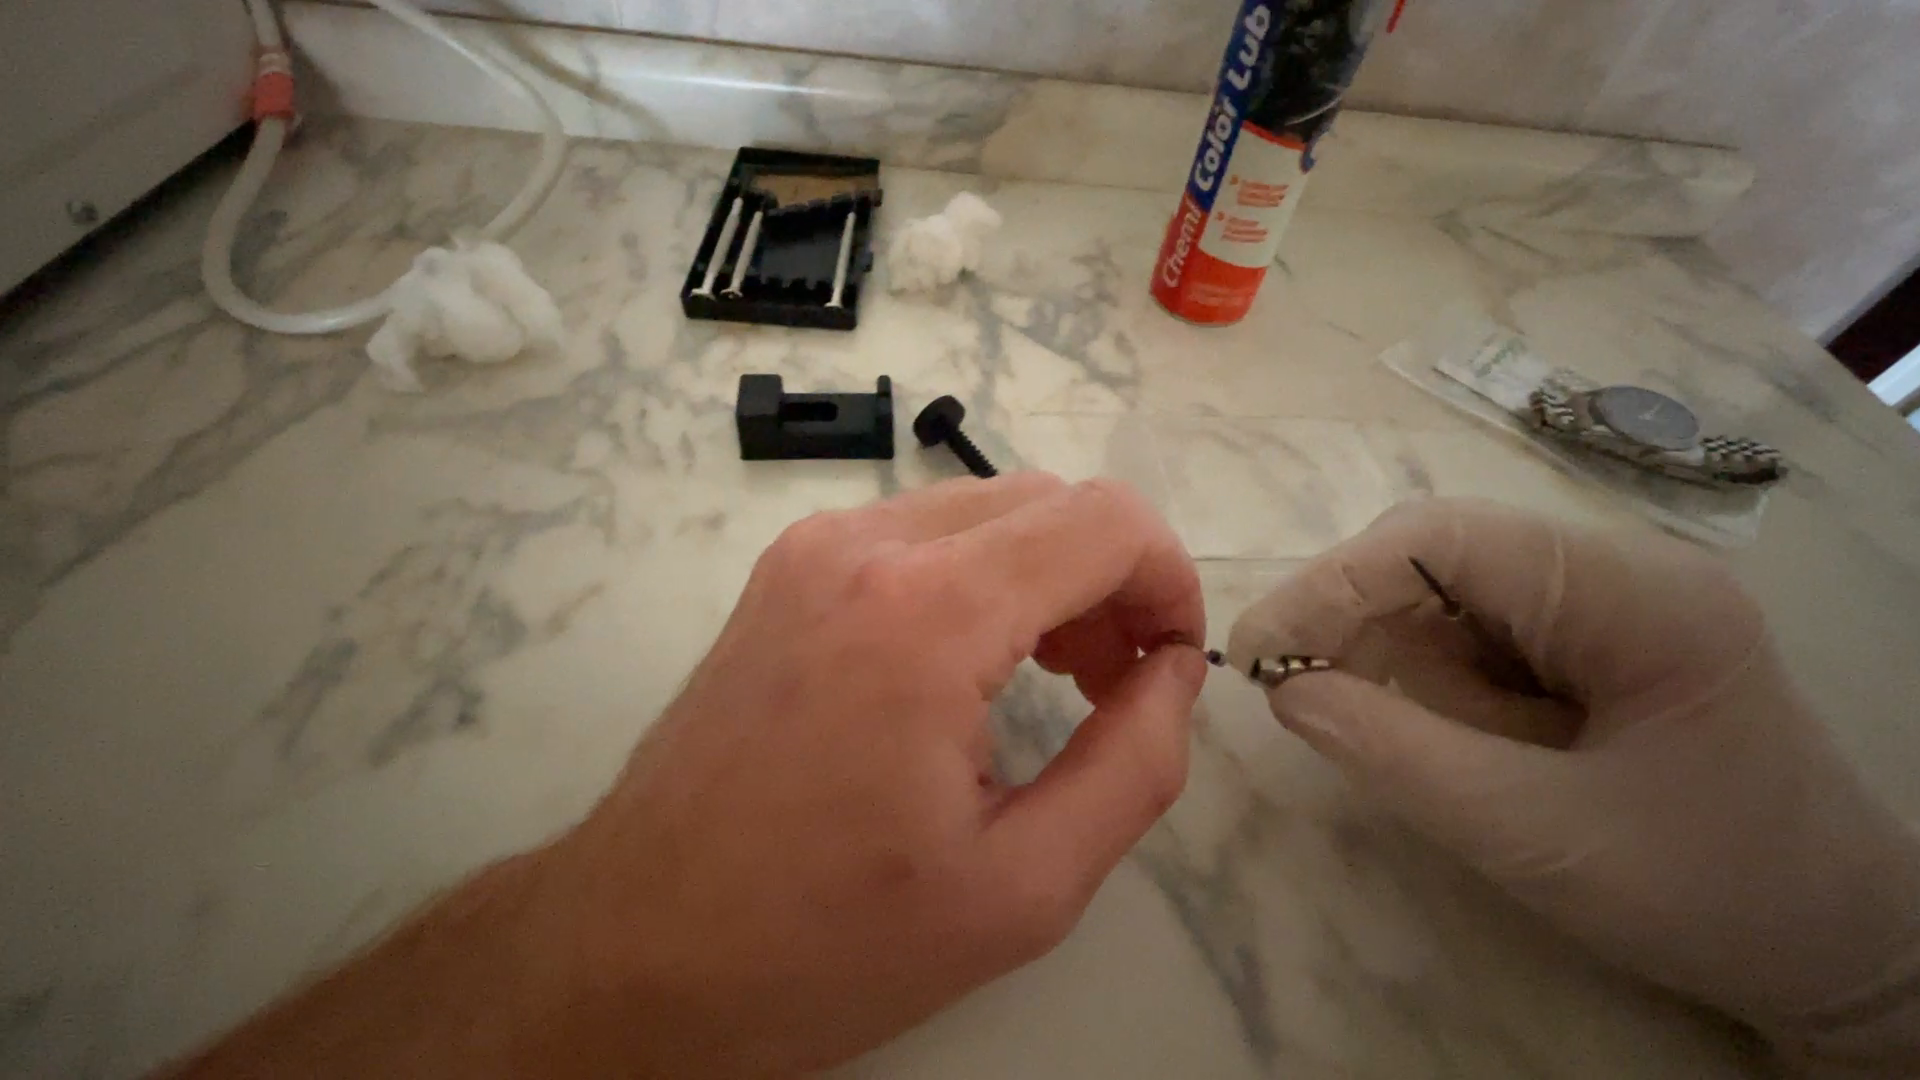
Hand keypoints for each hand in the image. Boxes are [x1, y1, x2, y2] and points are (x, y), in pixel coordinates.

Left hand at [156, 474, 1206, 1079]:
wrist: (635, 946)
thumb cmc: (826, 939)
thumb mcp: (1021, 886)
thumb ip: (1134, 765)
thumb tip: (1173, 672)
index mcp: (927, 614)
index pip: (1106, 520)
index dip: (1168, 579)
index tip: (1168, 664)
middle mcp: (865, 545)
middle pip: (1049, 501)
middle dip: (1109, 580)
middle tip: (1109, 684)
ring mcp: (813, 547)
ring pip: (986, 509)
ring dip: (1045, 575)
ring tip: (1049, 677)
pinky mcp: (786, 569)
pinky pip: (921, 534)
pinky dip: (979, 576)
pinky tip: (972, 661)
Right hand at [1229, 497, 1919, 1075]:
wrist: (1839, 954)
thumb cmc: (1705, 894)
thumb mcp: (1532, 834)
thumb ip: (1394, 753)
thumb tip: (1282, 690)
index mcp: (1633, 595)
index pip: (1440, 540)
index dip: (1330, 584)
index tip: (1256, 653)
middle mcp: (1612, 570)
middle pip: (1430, 553)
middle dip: (1350, 617)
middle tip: (1288, 686)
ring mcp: (1596, 598)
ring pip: (1433, 590)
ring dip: (1385, 653)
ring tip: (1386, 726)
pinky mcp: (1576, 635)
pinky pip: (1460, 629)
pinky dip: (1417, 674)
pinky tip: (1436, 728)